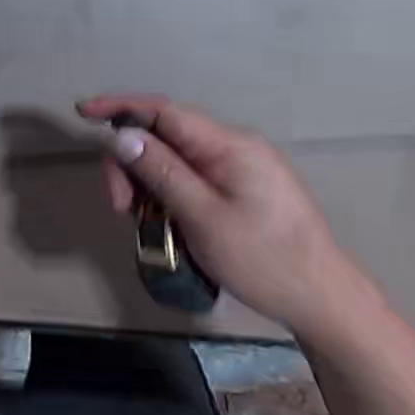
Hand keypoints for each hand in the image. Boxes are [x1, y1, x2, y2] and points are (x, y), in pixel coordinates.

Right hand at [78, 93, 371, 335]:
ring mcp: (242, 166)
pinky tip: (165, 219)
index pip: (164, 110)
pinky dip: (168, 191)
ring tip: (141, 220)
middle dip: (132, 163)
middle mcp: (235, 146)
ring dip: (148, 182)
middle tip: (119, 205)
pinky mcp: (244, 187)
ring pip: (175, 158)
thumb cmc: (266, 262)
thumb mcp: (204, 218)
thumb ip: (161, 172)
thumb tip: (121, 134)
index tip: (83, 112)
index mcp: (229, 145)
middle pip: (165, 136)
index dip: (120, 107)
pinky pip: (192, 175)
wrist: (331, 307)